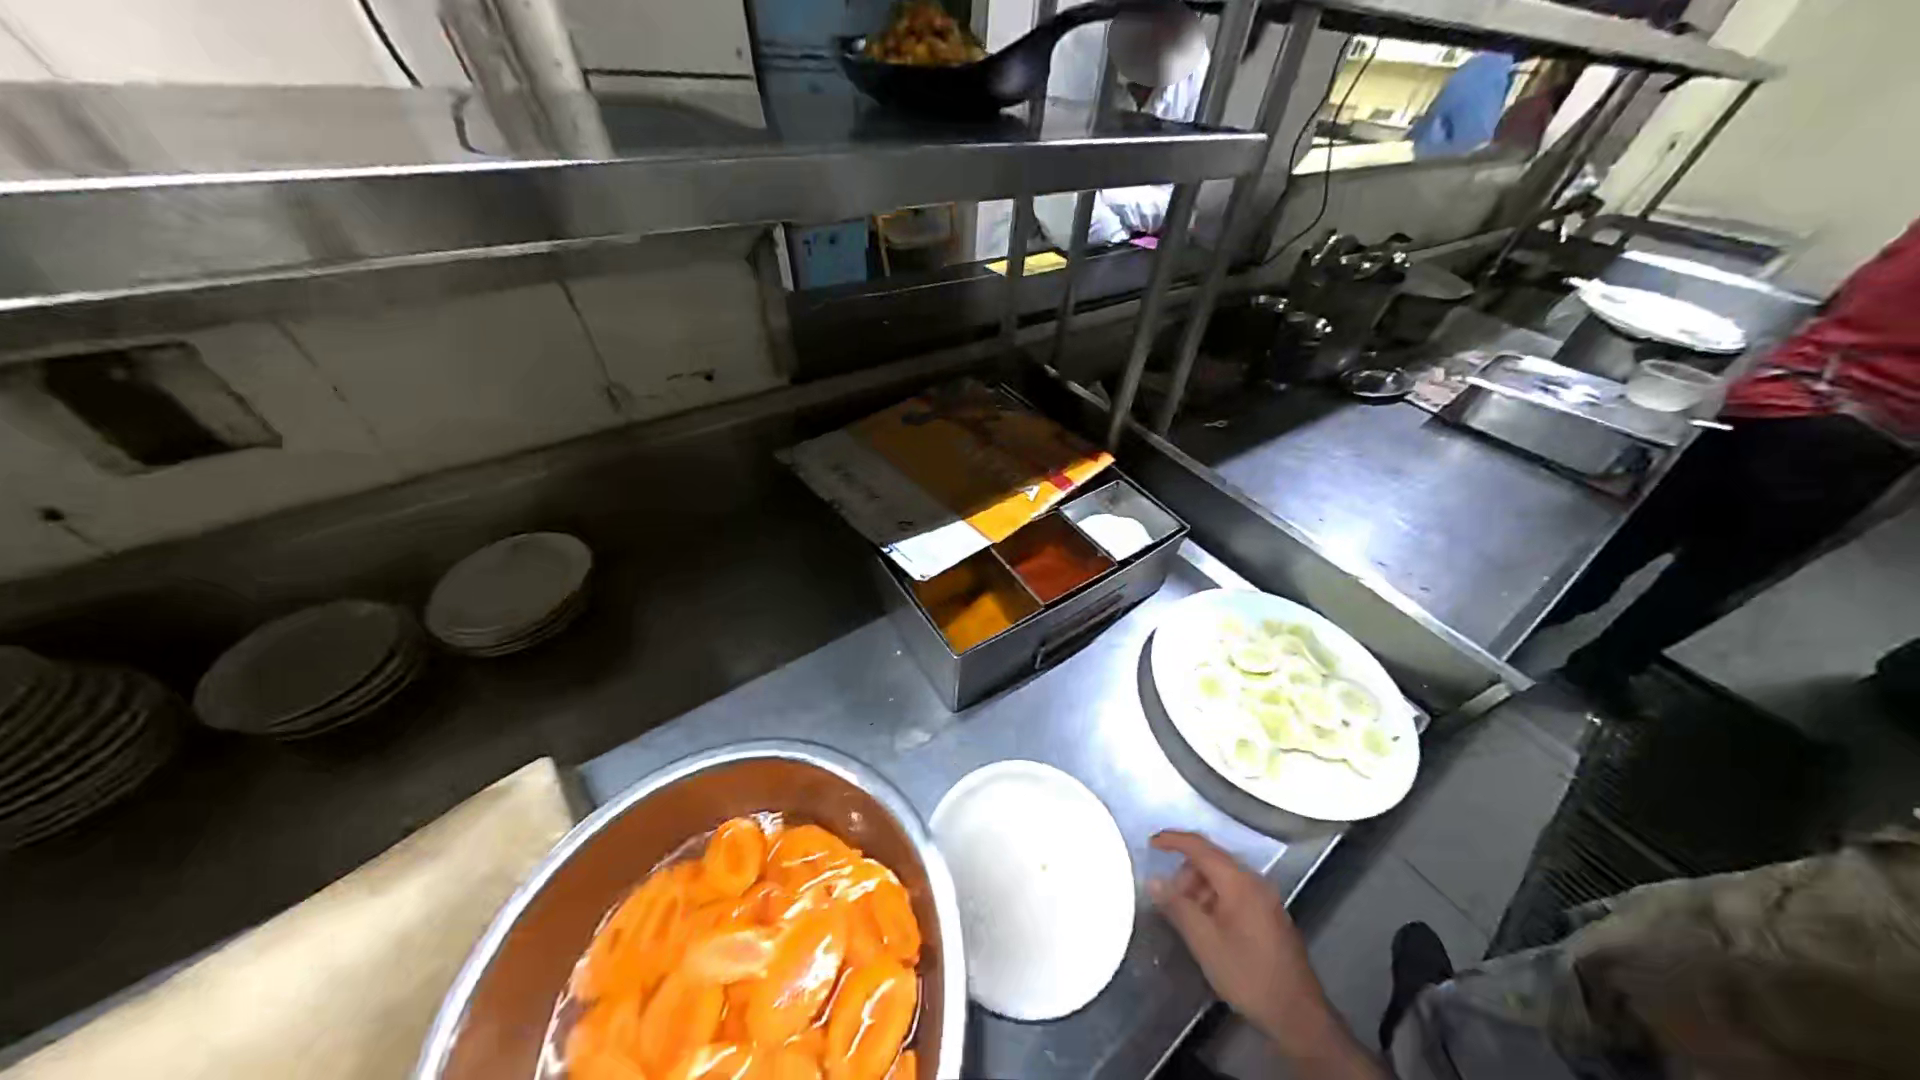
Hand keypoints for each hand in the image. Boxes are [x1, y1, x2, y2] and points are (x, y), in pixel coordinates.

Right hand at [1149, 831, 1386, 1079]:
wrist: (1298, 1016)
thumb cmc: (1248, 974)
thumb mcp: (1204, 941)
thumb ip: (1176, 906)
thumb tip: (1154, 881)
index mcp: (1239, 882)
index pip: (1201, 847)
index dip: (1173, 840)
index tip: (1150, 844)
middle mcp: (1255, 882)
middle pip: (1212, 862)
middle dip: (1186, 875)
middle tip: (1170, 901)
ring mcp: (1266, 899)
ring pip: (1223, 879)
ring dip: (1200, 891)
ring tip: (1189, 921)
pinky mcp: (1270, 916)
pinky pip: (1235, 893)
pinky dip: (1215, 901)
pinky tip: (1209, 928)